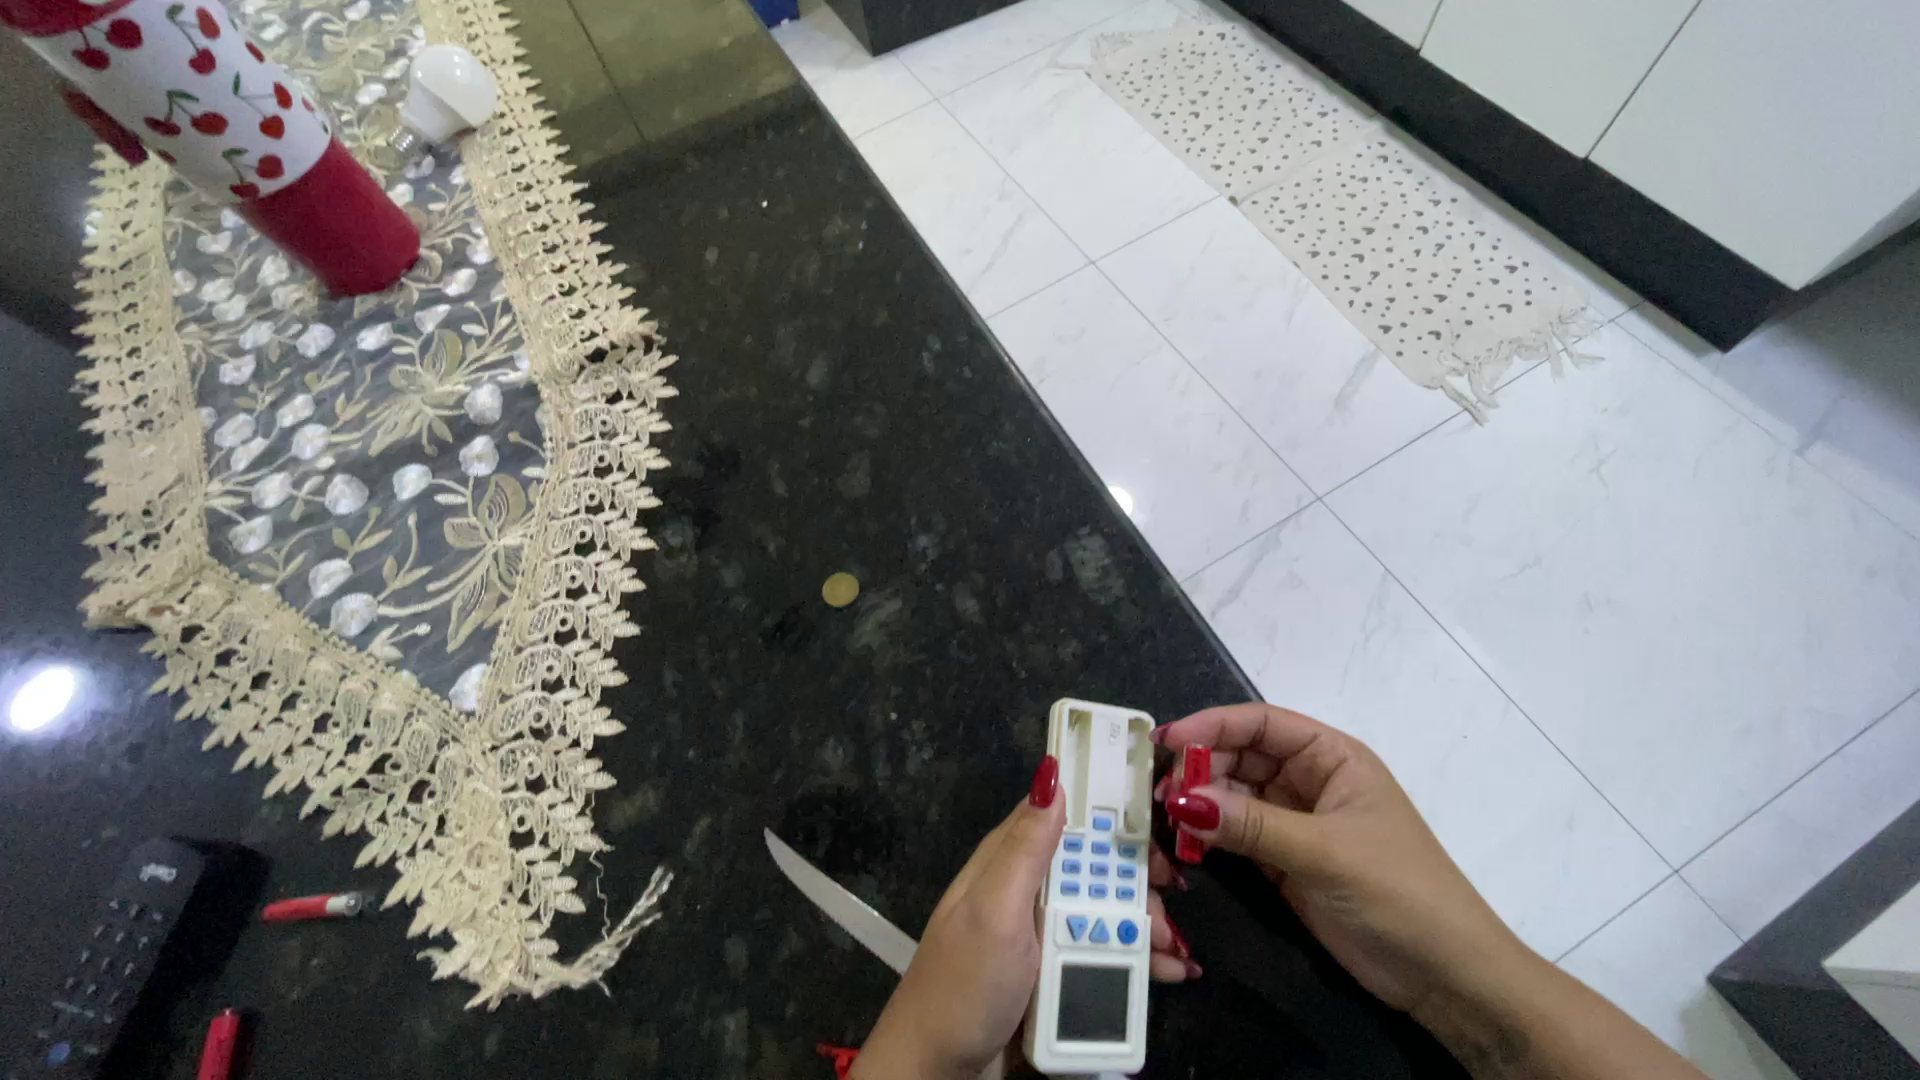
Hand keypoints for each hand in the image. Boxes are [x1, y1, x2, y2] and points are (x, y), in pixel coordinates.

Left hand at [853, 757, 1195, 1079]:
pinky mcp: (1053, 972)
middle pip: (1092, 866)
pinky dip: (1135, 958)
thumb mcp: (996, 909)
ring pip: (1104, 910)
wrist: (940, 1071)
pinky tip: (1166, 969)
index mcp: (1007, 861)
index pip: (1061, 814)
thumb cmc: (966, 984)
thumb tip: (1051, 773)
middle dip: (1134, 877)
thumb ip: (1026, 847)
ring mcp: (1041, 933)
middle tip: (1169, 893)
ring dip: (1142, 922)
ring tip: (1169, 945)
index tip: (1152, 823)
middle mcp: (1026, 889)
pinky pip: (1103, 952)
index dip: (1105, 811)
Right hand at [1154, 703, 1526, 1014]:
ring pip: (1231, 794)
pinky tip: (1181, 842)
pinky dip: (1206, 835)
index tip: (1167, 741)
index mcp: (1332, 758)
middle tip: (1157, 791)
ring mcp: (1293, 820)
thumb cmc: (1401, 894)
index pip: (1262, 724)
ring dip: (1198, 802)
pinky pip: (1233, 833)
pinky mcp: (1281, 859)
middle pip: (1239, 756)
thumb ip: (1252, 825)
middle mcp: (1308, 780)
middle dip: (1199, 767)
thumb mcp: (1326, 853)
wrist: (1447, 979)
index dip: (1213, 725)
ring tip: (1161, 817)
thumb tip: (1180, 799)